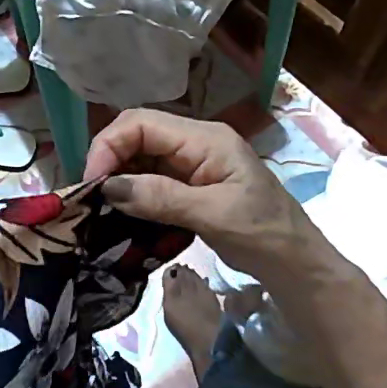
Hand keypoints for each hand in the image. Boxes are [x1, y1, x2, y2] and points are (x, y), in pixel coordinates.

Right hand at [84, 109, 317, 276]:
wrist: (295, 264)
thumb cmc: (263, 235)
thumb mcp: (213, 216)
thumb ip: (160, 198)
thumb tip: (108, 188)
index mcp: (205, 139)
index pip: (141, 123)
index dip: (109, 146)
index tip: (92, 184)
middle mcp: (194, 143)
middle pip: (135, 136)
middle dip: (108, 161)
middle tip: (91, 199)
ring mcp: (190, 163)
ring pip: (137, 157)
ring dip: (116, 178)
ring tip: (100, 208)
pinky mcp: (186, 184)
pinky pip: (147, 179)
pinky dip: (129, 193)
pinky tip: (119, 212)